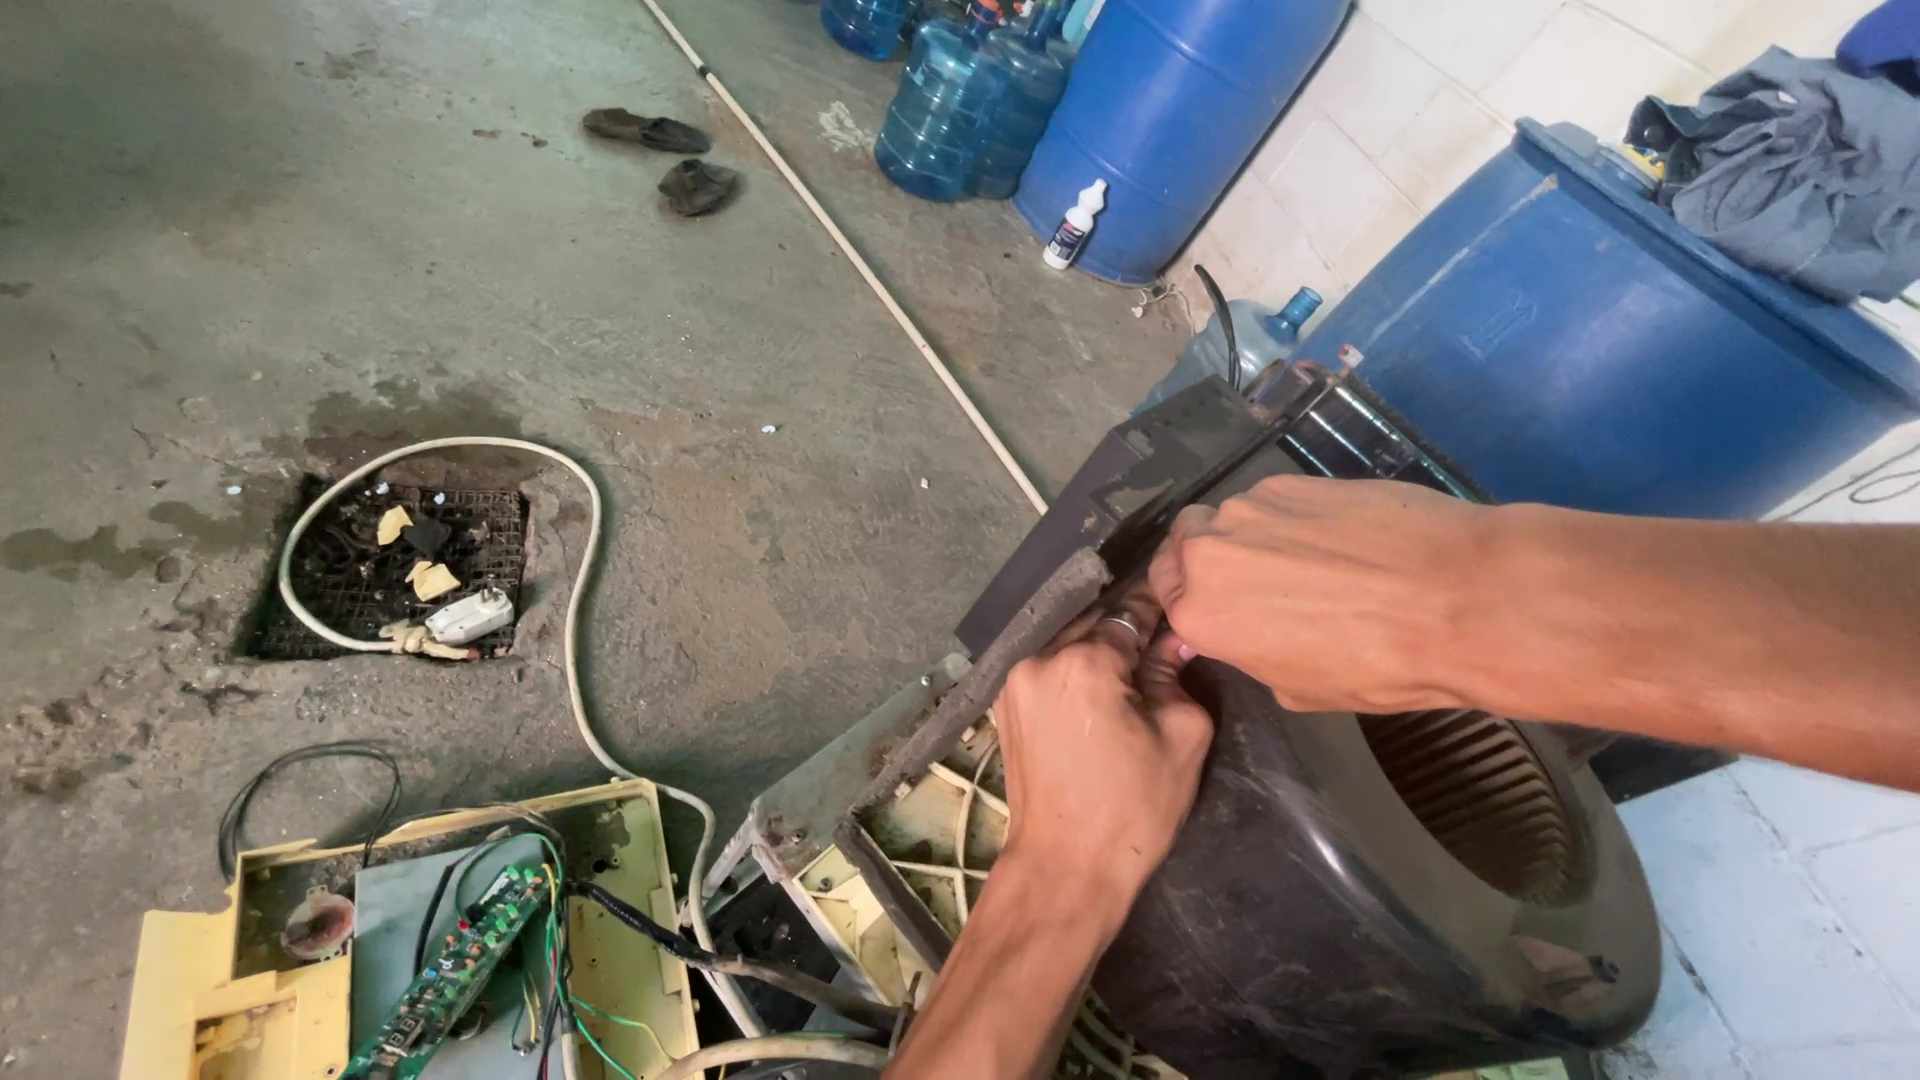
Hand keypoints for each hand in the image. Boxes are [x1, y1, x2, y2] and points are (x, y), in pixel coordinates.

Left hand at [992, 591, 1213, 908]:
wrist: (1064, 865)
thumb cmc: (1132, 809)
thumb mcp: (1180, 737)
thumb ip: (1175, 675)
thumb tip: (1172, 641)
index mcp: (1082, 663)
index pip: (1127, 615)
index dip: (1154, 611)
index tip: (1174, 605)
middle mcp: (1037, 659)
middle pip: (1091, 624)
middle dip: (1124, 631)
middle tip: (1157, 641)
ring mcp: (1013, 681)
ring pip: (1064, 643)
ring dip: (1094, 648)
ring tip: (1128, 666)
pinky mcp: (1003, 703)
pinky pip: (1044, 668)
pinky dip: (1069, 668)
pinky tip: (1092, 688)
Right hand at [1150, 475, 1489, 714]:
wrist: (1458, 596)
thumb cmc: (1378, 663)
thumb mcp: (1297, 688)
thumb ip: (1249, 653)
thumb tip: (1248, 632)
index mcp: (1200, 613)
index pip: (1165, 597)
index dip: (1192, 604)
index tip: (1220, 610)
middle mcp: (1207, 553)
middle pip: (1181, 547)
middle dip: (1200, 562)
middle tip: (1248, 582)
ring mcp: (1249, 509)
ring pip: (1226, 519)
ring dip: (1245, 537)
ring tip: (1302, 557)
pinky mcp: (1291, 481)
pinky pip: (1270, 502)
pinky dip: (1287, 518)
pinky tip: (1335, 536)